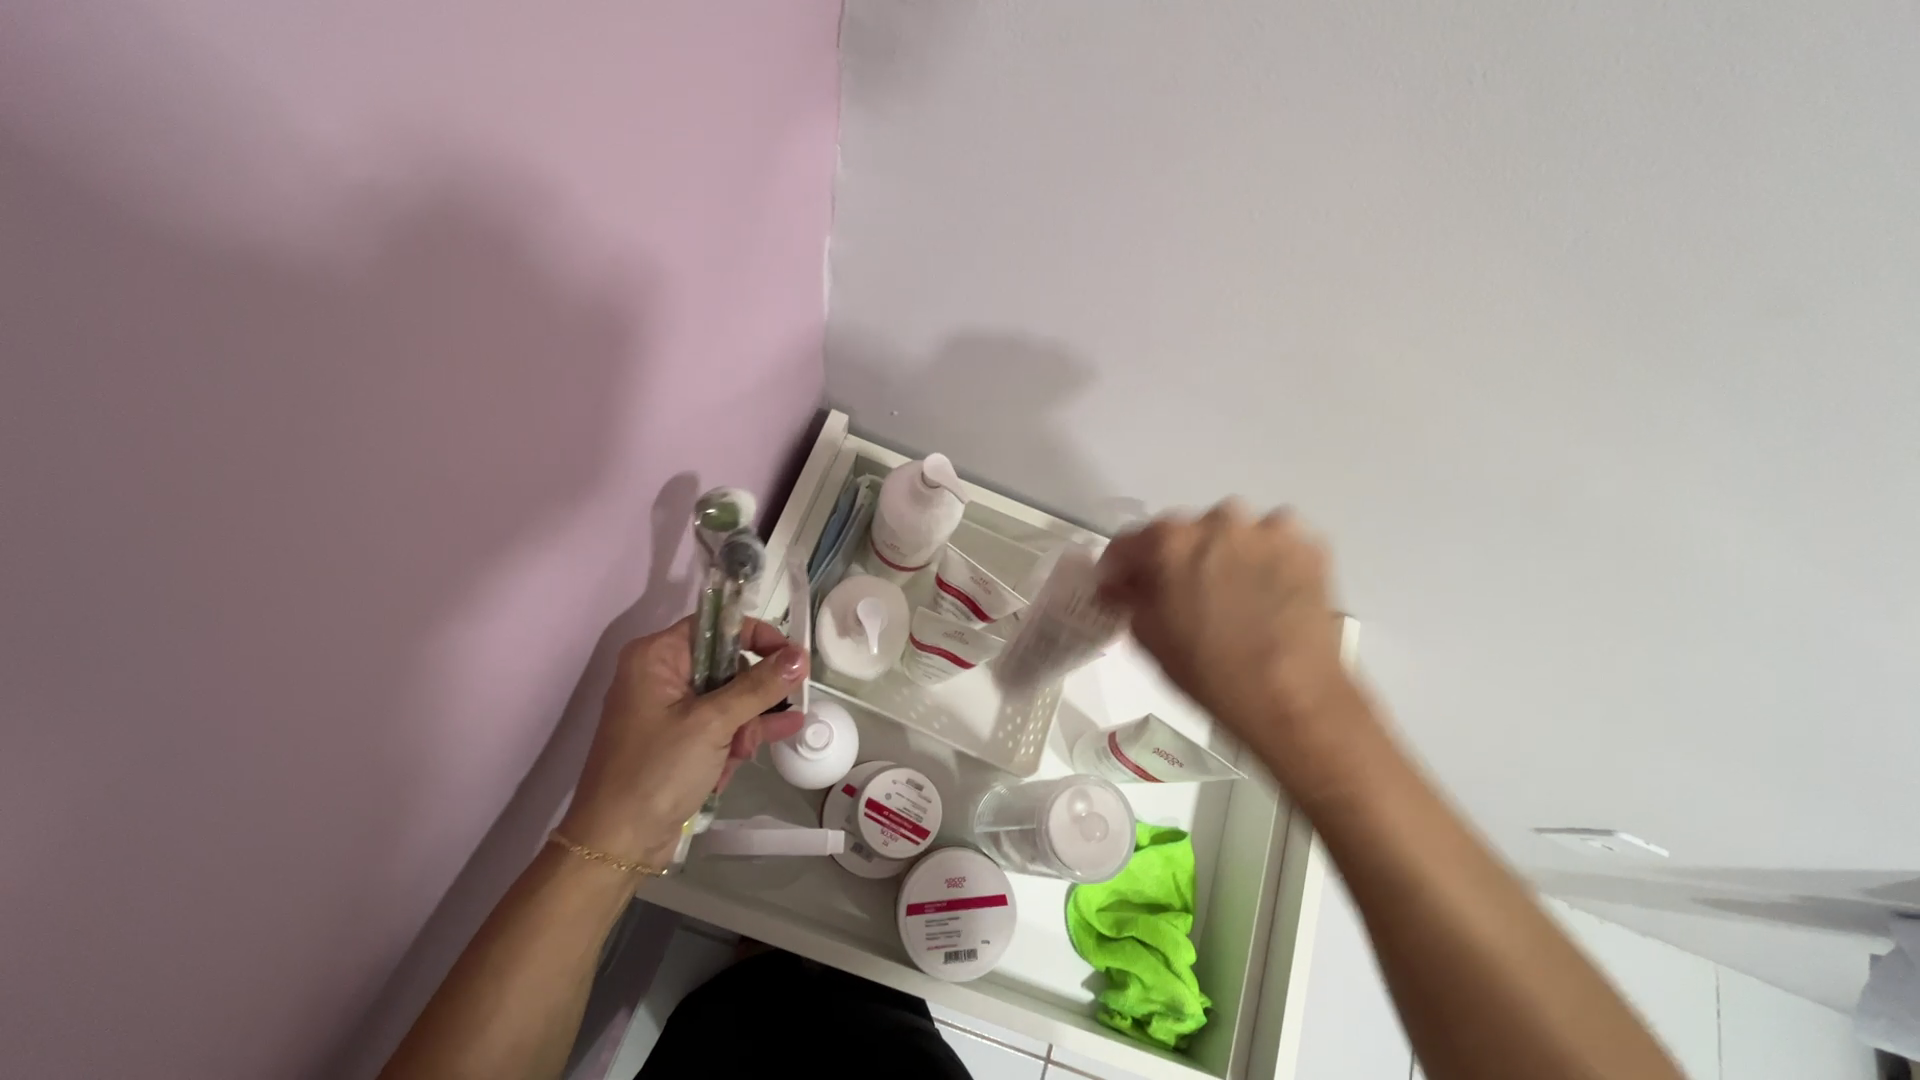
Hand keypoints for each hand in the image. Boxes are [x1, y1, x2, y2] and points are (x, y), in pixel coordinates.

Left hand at [558, 616, 807, 866]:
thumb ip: (759, 687)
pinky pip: (719, 727)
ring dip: (746, 723)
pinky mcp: (678, 743)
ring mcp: (669, 712)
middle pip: (726, 664)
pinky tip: (762, 748)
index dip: (756, 636)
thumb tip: (799, 656)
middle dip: (750, 695)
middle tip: (765, 718)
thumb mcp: (712, 723)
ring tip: (747, 750)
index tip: (791, 657)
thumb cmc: (657, 771)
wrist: (617, 843)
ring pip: (728, 699)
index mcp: (656, 657)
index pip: (715, 625)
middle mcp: (660, 676)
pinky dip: (737, 739)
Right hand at [1098, 502, 1352, 760]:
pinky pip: (1277, 545)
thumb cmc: (1209, 673)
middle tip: (1183, 594)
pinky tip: (1270, 594)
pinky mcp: (1310, 546)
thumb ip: (1129, 599)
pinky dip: (1269, 561)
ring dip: (1226, 554)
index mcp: (1170, 541)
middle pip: (1186, 533)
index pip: (1131, 542)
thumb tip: (1120, 585)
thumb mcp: (1149, 639)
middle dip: (1178, 559)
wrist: (1292, 697)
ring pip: (1235, 533)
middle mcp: (1218, 520)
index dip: (1121, 567)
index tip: (1121, 587)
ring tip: (1233, 594)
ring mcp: (1269, 529)